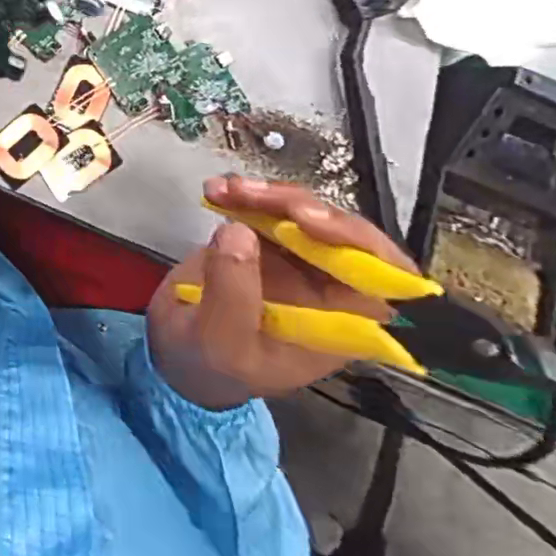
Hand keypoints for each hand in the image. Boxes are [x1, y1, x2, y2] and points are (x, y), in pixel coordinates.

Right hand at [147, 176, 421, 410]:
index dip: (359, 242)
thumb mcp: (221, 342)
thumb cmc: (210, 366)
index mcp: (340, 321)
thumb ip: (233, 293)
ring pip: (301, 212)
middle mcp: (328, 287)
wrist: (173, 357)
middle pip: (340, 233)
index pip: (382, 277)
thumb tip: (239, 231)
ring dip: (267, 194)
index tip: (309, 222)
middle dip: (300, 206)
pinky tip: (215, 190)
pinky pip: (262, 209)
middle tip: (253, 195)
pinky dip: (240, 193)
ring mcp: (293, 261)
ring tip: (225, 189)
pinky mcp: (256, 242)